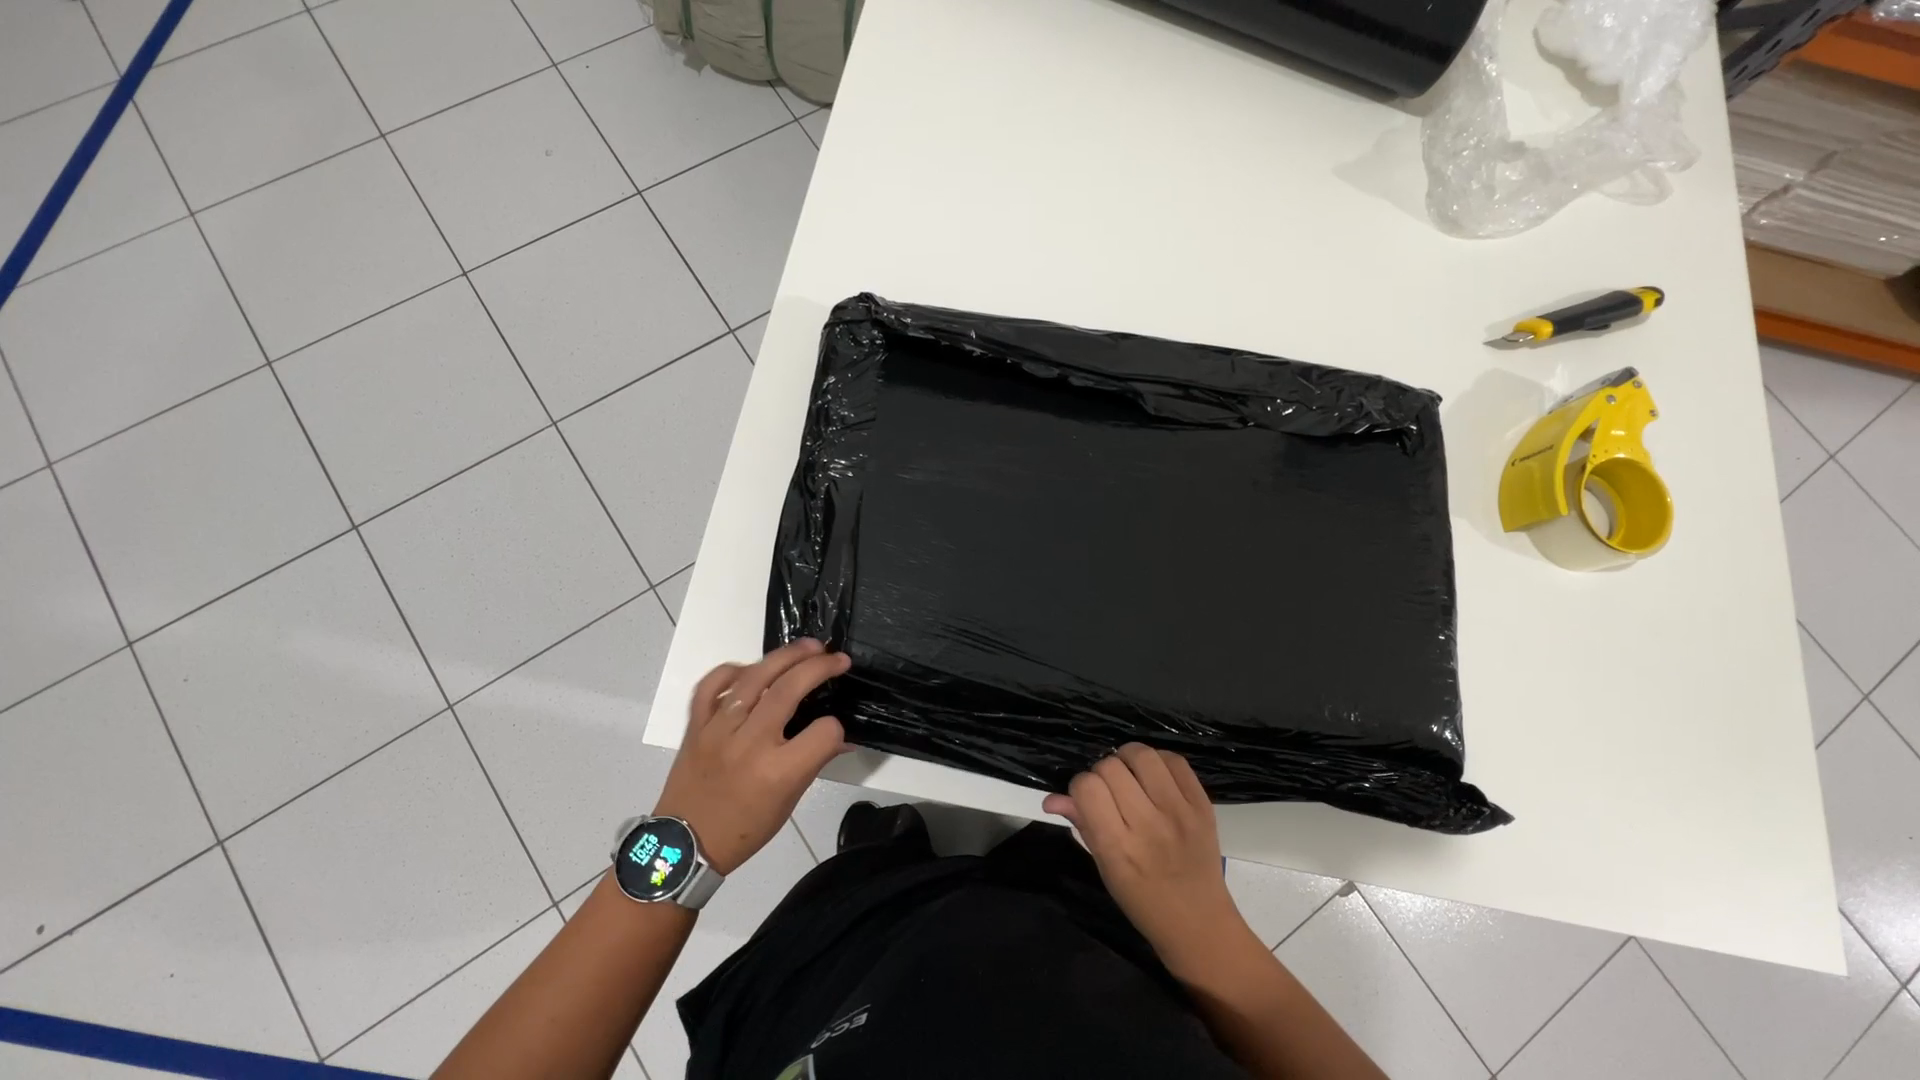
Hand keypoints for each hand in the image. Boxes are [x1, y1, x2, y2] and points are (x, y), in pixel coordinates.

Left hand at [653, 639, 851, 874]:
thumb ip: (813, 762)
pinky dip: (732, 671)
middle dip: (819, 668)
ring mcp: (718, 731)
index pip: (824, 732)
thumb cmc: (744, 829)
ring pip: (754, 678)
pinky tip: (752, 669)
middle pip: (789, 690)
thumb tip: (839, 738)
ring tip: (808, 647)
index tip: (836, 730)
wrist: (683, 845)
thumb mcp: (788, 802)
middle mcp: (749, 744)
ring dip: (784, 656)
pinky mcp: (695, 726)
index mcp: (778, 772)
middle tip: (837, 658)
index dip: (837, 728)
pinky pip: (711, 686)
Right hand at [1043, 744, 1243, 967]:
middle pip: (1110, 767)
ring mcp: (1180, 812)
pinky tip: (1155, 777)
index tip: (1087, 799)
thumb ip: (1082, 825)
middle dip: (1101, 773)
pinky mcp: (1202, 805)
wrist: (1199, 921)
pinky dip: (1159, 761)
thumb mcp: (1104, 868)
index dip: (1080, 786)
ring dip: (1128, 759)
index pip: (1087, 788)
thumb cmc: (1142, 900)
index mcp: (1118, 847)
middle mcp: (1148, 825)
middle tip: (1109, 791)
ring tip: (1130, 775)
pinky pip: (1176, 761)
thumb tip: (1051, 799)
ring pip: (1143, 755)